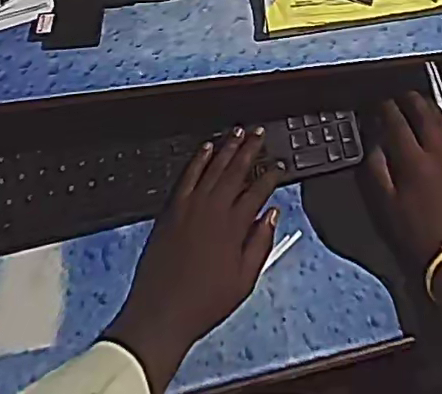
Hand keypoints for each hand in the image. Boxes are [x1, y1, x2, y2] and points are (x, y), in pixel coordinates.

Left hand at [105, 128, 279, 392]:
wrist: (163, 310)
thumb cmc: (204, 301)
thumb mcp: (244, 280)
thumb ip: (261, 243)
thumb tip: (272, 215)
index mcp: (234, 226)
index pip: (258, 190)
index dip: (271, 175)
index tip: (279, 164)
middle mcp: (214, 209)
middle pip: (236, 169)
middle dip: (250, 148)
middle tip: (259, 133)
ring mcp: (191, 204)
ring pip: (213, 166)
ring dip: (227, 146)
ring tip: (238, 131)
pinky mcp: (173, 206)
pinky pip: (188, 173)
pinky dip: (198, 157)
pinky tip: (206, 146)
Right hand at [360, 93, 441, 328]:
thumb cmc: (416, 233)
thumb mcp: (385, 202)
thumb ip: (376, 166)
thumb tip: (373, 143)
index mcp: (413, 159)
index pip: (396, 119)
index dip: (383, 107)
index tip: (375, 104)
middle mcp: (436, 151)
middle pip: (423, 110)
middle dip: (406, 98)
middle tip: (394, 97)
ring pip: (440, 118)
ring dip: (424, 107)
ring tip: (412, 104)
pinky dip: (437, 121)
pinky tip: (430, 125)